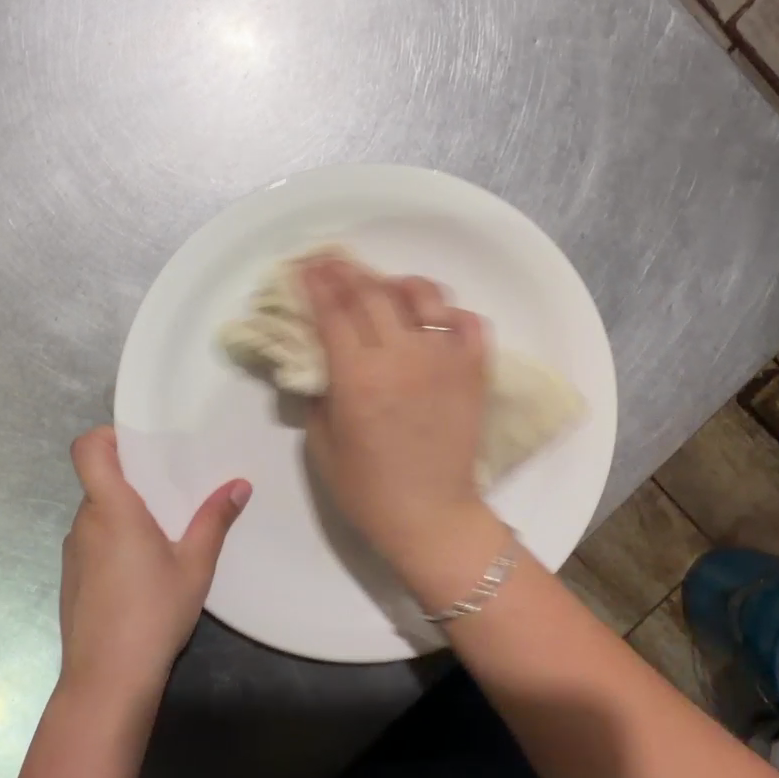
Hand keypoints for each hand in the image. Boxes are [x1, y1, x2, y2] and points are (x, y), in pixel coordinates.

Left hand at [58, 427, 250, 703]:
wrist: (107, 679)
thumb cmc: (153, 613)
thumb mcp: (195, 566)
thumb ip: (214, 521)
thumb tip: (239, 485)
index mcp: (111, 508)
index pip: (88, 449)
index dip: (107, 437)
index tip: (139, 447)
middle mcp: (84, 522)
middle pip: (99, 482)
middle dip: (132, 482)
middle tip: (171, 492)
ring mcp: (73, 552)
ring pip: (96, 514)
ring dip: (124, 516)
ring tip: (162, 535)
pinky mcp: (71, 578)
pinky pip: (92, 542)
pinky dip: (113, 543)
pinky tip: (141, 573)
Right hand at [301, 258, 501, 601]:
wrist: (431, 516)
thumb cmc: (367, 489)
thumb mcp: (321, 444)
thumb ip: (317, 394)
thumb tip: (317, 360)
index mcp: (357, 377)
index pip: (332, 311)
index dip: (315, 282)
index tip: (304, 266)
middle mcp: (402, 357)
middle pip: (371, 292)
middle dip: (345, 270)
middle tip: (331, 261)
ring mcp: (444, 360)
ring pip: (422, 295)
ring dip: (395, 282)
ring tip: (382, 286)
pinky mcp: (474, 370)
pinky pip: (467, 321)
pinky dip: (449, 311)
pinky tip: (433, 318)